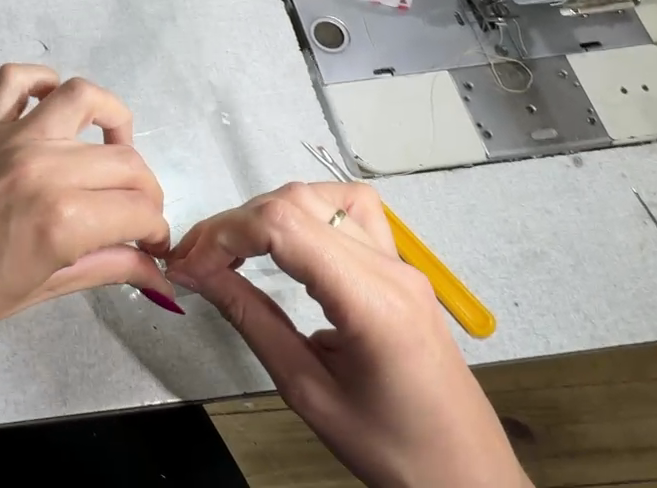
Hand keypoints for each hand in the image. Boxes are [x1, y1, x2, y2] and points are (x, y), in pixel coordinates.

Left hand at [0, 65, 176, 363]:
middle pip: (125, 161)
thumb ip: (106, 268)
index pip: (140, 210)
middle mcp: (43, 166)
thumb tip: (159, 276)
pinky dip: (42, 82)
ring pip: (82, 98)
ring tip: (111, 151)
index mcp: (63, 219)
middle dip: (145, 192)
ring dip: (112, 120)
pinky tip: (52, 111)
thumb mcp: (44, 289)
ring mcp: (9, 139)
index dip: (157, 230)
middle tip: (135, 217)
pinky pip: (16, 80)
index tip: (152, 246)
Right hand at [166, 183, 528, 487]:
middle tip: (196, 262)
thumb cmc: (391, 449)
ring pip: (318, 196)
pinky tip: (285, 239)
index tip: (188, 266)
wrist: (468, 481)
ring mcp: (399, 263)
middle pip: (294, 203)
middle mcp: (389, 268)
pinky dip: (304, 209)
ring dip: (263, 213)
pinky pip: (349, 209)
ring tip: (233, 250)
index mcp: (372, 302)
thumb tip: (195, 272)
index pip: (282, 227)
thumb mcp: (307, 390)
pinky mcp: (399, 269)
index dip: (223, 235)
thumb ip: (249, 318)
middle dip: (232, 225)